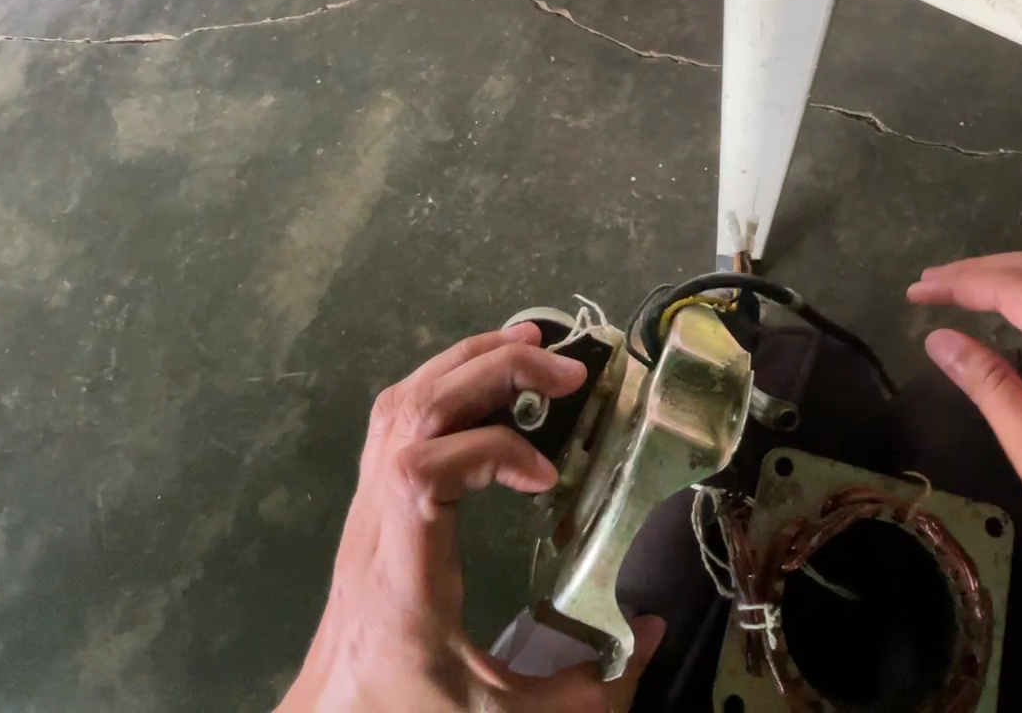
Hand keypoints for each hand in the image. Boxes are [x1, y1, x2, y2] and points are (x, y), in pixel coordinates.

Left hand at [276, 323, 666, 712]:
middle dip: (495, 371)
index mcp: (404, 573)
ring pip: (402, 399)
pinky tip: (487, 377)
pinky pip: (399, 413)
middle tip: (568, 370)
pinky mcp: (372, 494)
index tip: (547, 478)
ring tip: (531, 344)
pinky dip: (446, 377)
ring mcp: (366, 500)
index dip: (493, 451)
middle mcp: (376, 520)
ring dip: (468, 360)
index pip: (423, 473)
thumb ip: (588, 691)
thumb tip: (655, 630)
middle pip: (417, 410)